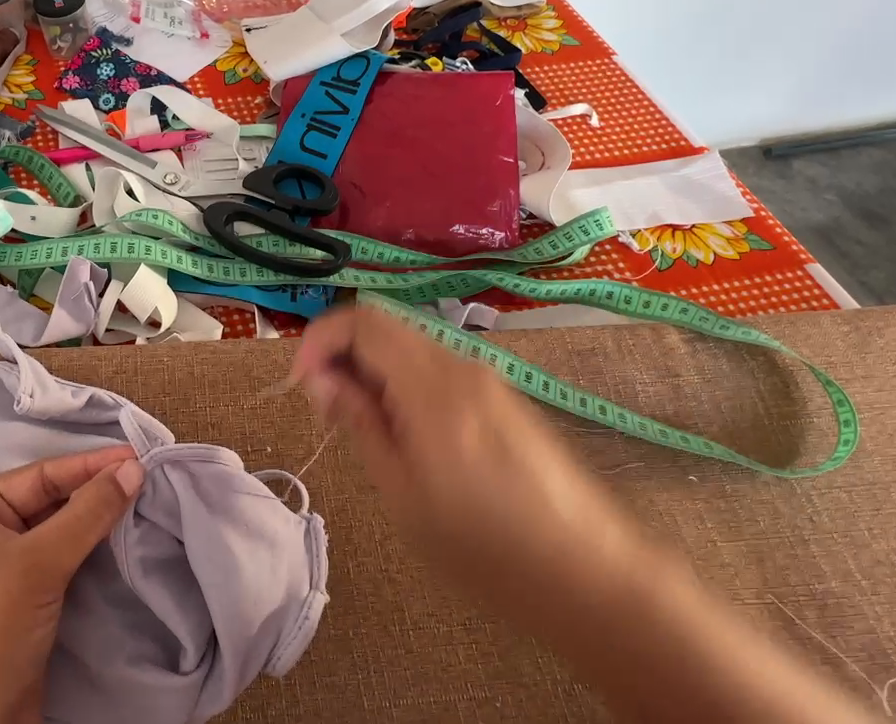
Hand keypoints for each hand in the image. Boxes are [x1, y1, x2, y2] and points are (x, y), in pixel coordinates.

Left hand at [0, 446, 145, 723]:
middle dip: (96, 488)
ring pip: (62, 528)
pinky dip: (92, 546)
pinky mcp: (27, 598)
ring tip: (143, 499)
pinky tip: (122, 536)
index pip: (42, 474)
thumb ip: (88, 513)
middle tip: (147, 475)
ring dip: (98, 517)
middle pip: (52, 498)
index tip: (139, 455)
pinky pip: (64, 557)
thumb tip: (134, 467)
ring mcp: (6, 567)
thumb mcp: (38, 564)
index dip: (90, 464)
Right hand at [292, 305, 649, 614]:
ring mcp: (488, 378)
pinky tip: (409, 435)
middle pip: (385, 326)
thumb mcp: (403, 494)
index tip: (303, 386)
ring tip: (366, 429)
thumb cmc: (486, 550)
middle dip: (343, 355)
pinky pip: (438, 369)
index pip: (363, 319)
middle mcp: (462, 365)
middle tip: (329, 411)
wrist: (592, 576)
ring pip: (410, 346)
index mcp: (433, 385)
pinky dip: (405, 383)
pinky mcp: (503, 397)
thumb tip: (322, 379)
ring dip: (373, 370)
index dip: (320, 340)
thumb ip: (360, 423)